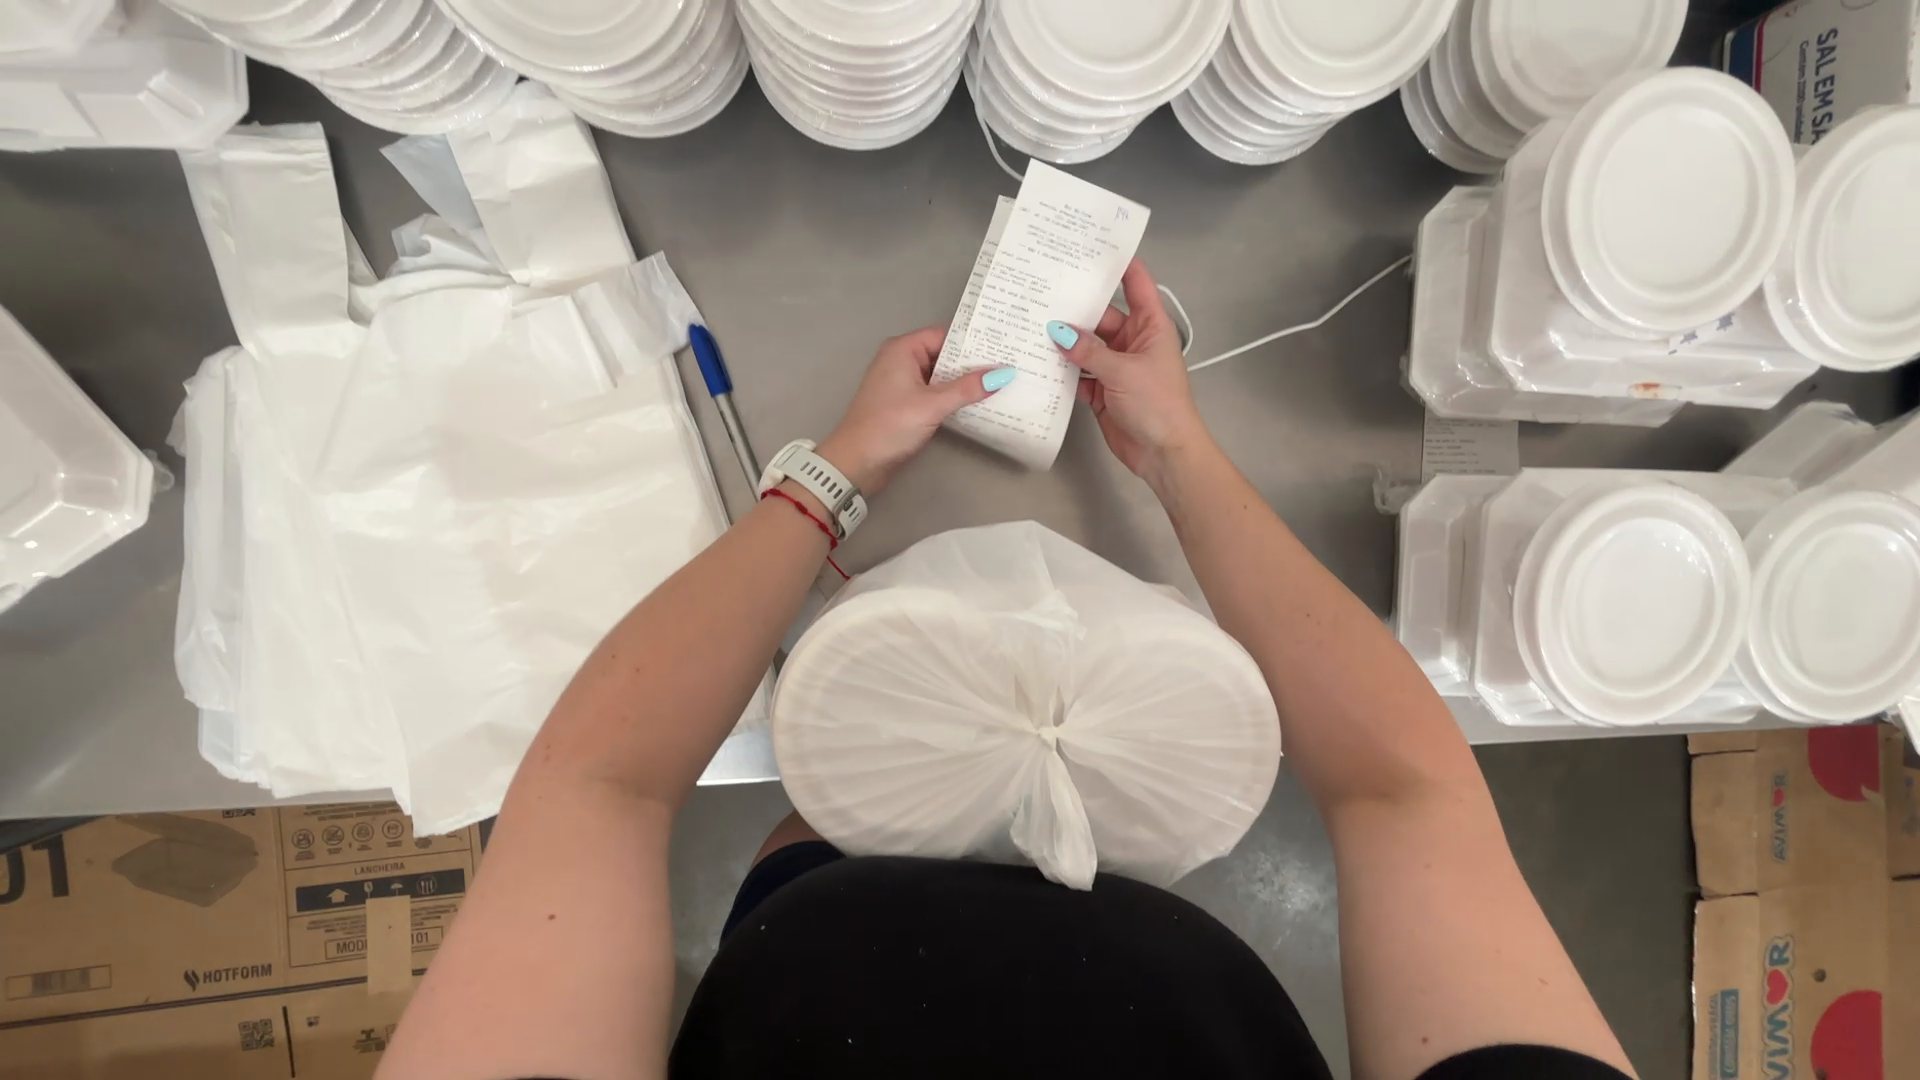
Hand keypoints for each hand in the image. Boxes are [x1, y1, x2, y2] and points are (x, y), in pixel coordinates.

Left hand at [818, 326, 1013, 495]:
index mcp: (903, 350)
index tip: (1003, 344)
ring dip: (965, 382)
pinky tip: (979, 403)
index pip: (944, 335)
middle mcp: (902, 361)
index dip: (973, 340)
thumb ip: (967, 388)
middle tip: (1010, 364)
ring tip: (1002, 382)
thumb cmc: (889, 425)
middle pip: (945, 355)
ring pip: (942, 377)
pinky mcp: (906, 406)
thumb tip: (1003, 374)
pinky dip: (954, 398)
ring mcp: (903, 385)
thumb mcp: (932, 404)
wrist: (857, 463)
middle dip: (973, 363)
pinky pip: (936, 394)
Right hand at [1052, 260, 1213, 486]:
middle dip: (1074, 310)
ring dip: (1063, 344)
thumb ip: (1088, 351)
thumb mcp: (1123, 371)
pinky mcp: (1102, 392)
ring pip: (1085, 348)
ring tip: (1030, 327)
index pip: (1136, 284)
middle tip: (1041, 294)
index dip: (1118, 263)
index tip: (1092, 245)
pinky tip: (1038, 364)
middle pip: (1100, 318)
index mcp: (1150, 326)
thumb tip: (1057, 331)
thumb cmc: (1157, 404)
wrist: (1164, 453)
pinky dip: (1062, 373)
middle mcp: (1132, 342)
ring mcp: (1116, 368)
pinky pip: (1078, 376)